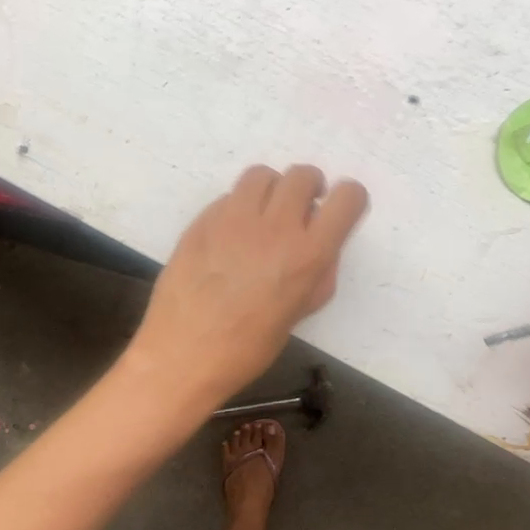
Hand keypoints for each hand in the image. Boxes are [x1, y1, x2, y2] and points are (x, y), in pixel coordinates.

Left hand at [128, 165, 368, 402]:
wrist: (182, 354)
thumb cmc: (246, 349)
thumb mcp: (297, 314)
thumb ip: (316, 274)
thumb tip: (319, 250)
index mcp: (308, 254)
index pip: (347, 198)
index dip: (348, 200)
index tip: (336, 212)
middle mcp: (274, 227)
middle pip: (302, 176)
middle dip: (308, 189)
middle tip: (299, 211)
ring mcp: (232, 219)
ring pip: (261, 175)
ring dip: (270, 190)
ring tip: (262, 215)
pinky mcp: (200, 221)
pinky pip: (227, 198)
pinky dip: (236, 208)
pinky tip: (228, 237)